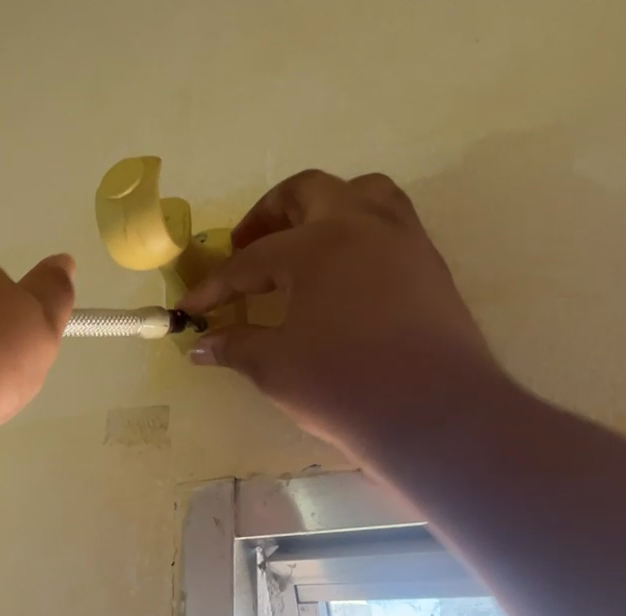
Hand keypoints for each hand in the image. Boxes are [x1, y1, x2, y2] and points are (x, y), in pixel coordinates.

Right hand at [180, 170, 513, 452]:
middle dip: (269, 214)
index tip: (191, 307)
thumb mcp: (275, 367)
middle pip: (309, 192)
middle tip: (244, 246)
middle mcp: (362, 225)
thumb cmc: (344, 383)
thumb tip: (201, 345)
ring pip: (361, 193)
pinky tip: (340, 275)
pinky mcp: (429, 265)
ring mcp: (403, 240)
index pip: (251, 259)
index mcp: (317, 244)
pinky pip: (389, 225)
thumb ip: (236, 346)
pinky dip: (357, 234)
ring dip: (323, 209)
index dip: (215, 285)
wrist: (433, 413)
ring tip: (300, 244)